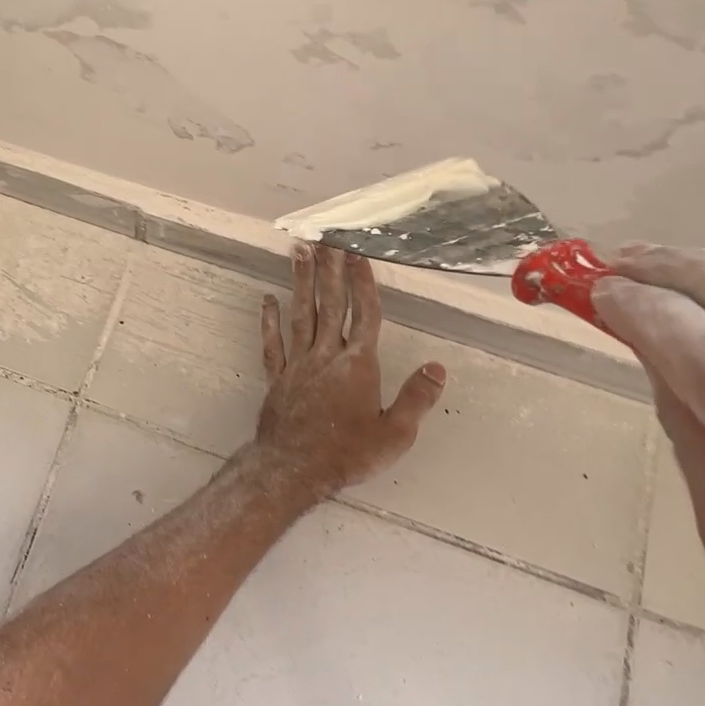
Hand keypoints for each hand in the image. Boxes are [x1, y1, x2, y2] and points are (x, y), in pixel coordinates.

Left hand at [248, 243, 446, 499]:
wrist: (292, 468)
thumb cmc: (347, 453)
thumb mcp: (396, 433)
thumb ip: (417, 398)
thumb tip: (437, 367)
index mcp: (358, 364)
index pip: (364, 314)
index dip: (363, 282)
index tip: (358, 254)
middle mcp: (326, 355)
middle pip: (330, 303)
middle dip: (330, 269)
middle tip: (326, 237)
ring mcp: (298, 363)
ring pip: (300, 314)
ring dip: (300, 281)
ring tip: (299, 251)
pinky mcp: (278, 377)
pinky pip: (273, 342)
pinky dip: (270, 320)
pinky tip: (267, 299)